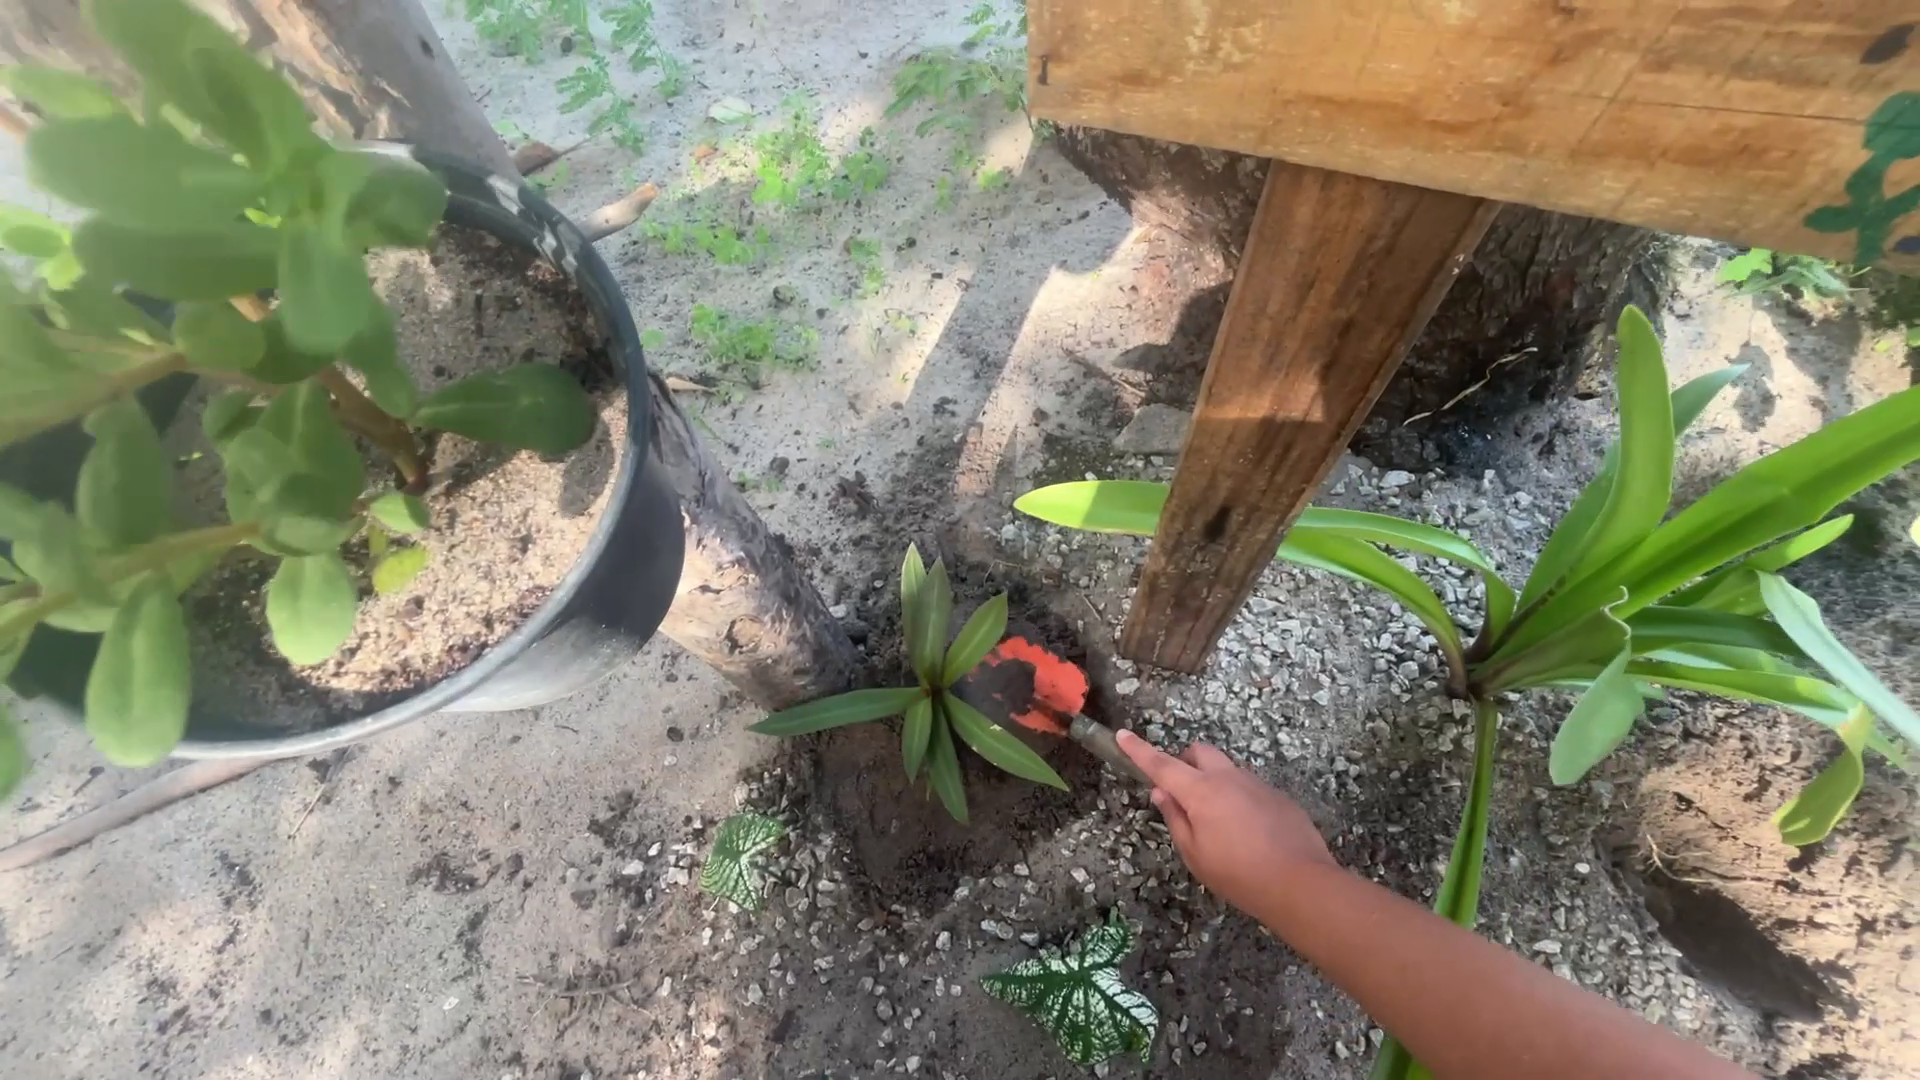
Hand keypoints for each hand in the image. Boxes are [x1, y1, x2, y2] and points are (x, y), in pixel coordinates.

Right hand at [1117, 728, 1334, 915]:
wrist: (1302, 884)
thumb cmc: (1239, 874)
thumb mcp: (1195, 855)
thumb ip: (1175, 819)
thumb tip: (1161, 793)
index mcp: (1200, 792)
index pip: (1161, 764)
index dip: (1139, 750)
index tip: (1123, 735)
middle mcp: (1228, 778)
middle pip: (1199, 751)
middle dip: (1186, 762)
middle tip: (1184, 793)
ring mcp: (1256, 784)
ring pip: (1227, 770)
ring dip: (1215, 783)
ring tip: (1222, 824)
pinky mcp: (1278, 796)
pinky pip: (1250, 788)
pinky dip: (1240, 800)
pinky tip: (1251, 834)